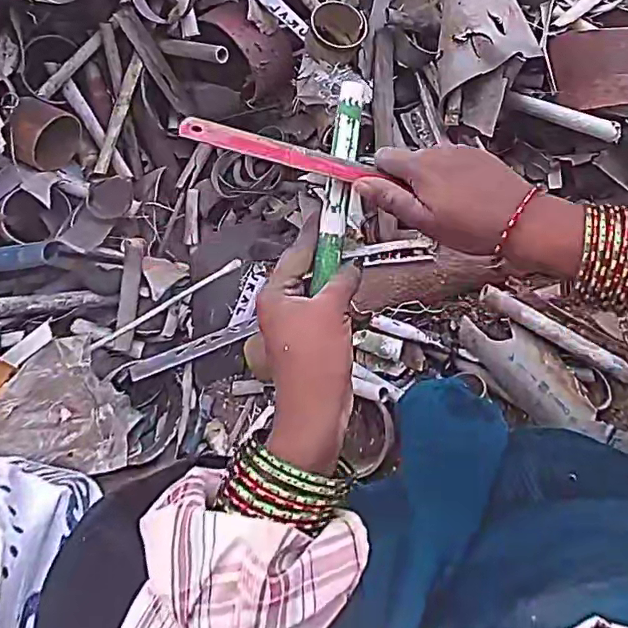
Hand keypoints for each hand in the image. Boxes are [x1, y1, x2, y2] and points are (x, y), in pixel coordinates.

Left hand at [253, 217, 357, 474]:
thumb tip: (350, 266)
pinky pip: (325, 308)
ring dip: (336, 279)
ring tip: (353, 264)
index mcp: (274, 296)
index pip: (297, 252)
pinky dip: (339, 299)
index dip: (316, 233)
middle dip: (329, 256)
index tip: (327, 216)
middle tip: (348, 238)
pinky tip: (352, 293)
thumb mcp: (332, 310)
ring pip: (317, 289)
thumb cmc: (313, 367)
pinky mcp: (309, 338)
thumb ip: (342, 279)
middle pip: (306, 269)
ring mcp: (294, 324)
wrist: (317, 411)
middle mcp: (279, 308)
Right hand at [354, 145, 536, 254]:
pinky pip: (453, 162)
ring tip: (445, 208)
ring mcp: (460, 151)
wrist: (522, 220)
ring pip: (430, 162)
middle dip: (405, 182)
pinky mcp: (477, 155)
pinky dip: (451, 177)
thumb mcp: (424, 221)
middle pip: (406, 160)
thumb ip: (390, 199)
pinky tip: (463, 199)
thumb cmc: (476, 226)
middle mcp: (438, 151)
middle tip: (418, 211)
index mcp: (419, 166)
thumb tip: (362, 185)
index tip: (378, 192)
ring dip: (429, 180)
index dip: (377, 177)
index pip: (381, 157)